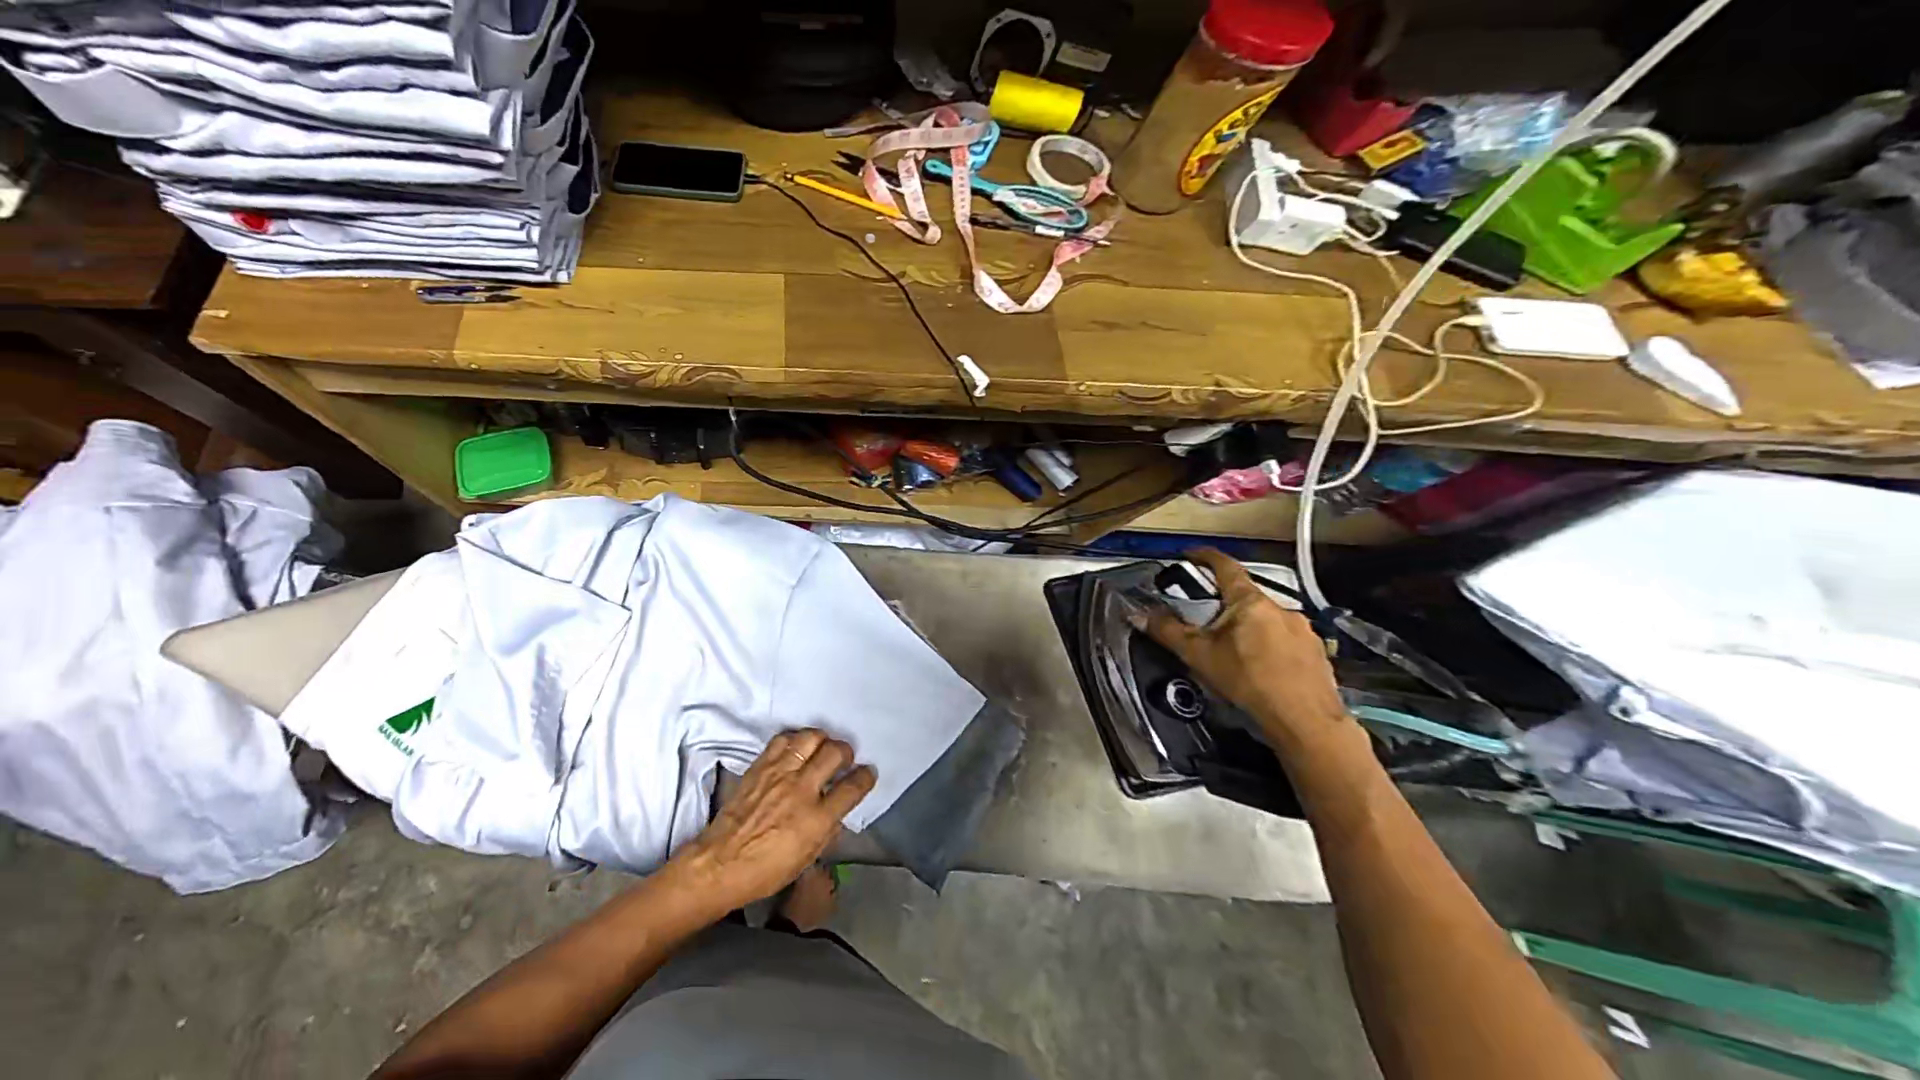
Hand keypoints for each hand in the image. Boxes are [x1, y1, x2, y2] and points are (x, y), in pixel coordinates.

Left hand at [667, 729, 875, 913]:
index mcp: (818, 818)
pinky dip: (795, 740)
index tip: (867, 773)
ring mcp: (779, 774)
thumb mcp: (808, 857)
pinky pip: (783, 740)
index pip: (853, 786)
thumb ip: (828, 830)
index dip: (866, 776)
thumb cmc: (766, 870)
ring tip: (822, 748)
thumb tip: (837, 811)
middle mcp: (802, 790)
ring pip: (811, 738)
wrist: (720, 864)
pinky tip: (796, 748)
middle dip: (846, 752)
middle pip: (835, 752)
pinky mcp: (760, 767)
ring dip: (822, 740)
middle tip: (844, 759)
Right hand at [1135, 549, 1353, 749]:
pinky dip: (1272, 650)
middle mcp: (1281, 608)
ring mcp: (1303, 631)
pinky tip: (1264, 672)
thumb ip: (1168, 632)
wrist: (1304, 721)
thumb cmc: (1248, 682)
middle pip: (1246, 599)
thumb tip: (1140, 615)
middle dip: (1226, 609)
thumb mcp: (1199, 656)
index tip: (1192, 554)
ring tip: (1237, 656)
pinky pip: (1287, 642)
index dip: (1206, 557)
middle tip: (1209, 627)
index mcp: (1250, 602)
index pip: (1225, 567)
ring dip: (1251, 631)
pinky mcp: (1317, 653)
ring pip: (1268, 622)